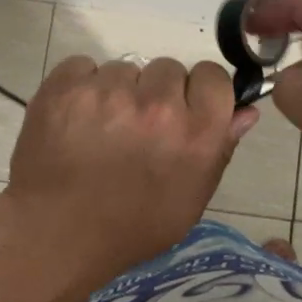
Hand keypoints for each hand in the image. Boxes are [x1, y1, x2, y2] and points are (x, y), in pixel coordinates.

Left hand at [0, 55, 259, 286]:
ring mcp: (108, 91)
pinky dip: (81, 86)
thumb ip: (220, 149)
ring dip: (118, 91)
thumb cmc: (131, 227)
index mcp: (195, 133)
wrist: (54, 235)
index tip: (185, 111)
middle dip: (157, 92)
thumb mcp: (190, 201)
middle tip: (138, 128)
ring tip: (101, 129)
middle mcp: (157, 104)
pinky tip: (76, 118)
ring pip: (124, 68)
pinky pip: (84, 66)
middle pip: (168, 68)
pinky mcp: (65, 86)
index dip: (199, 91)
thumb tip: (247, 110)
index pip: (213, 75)